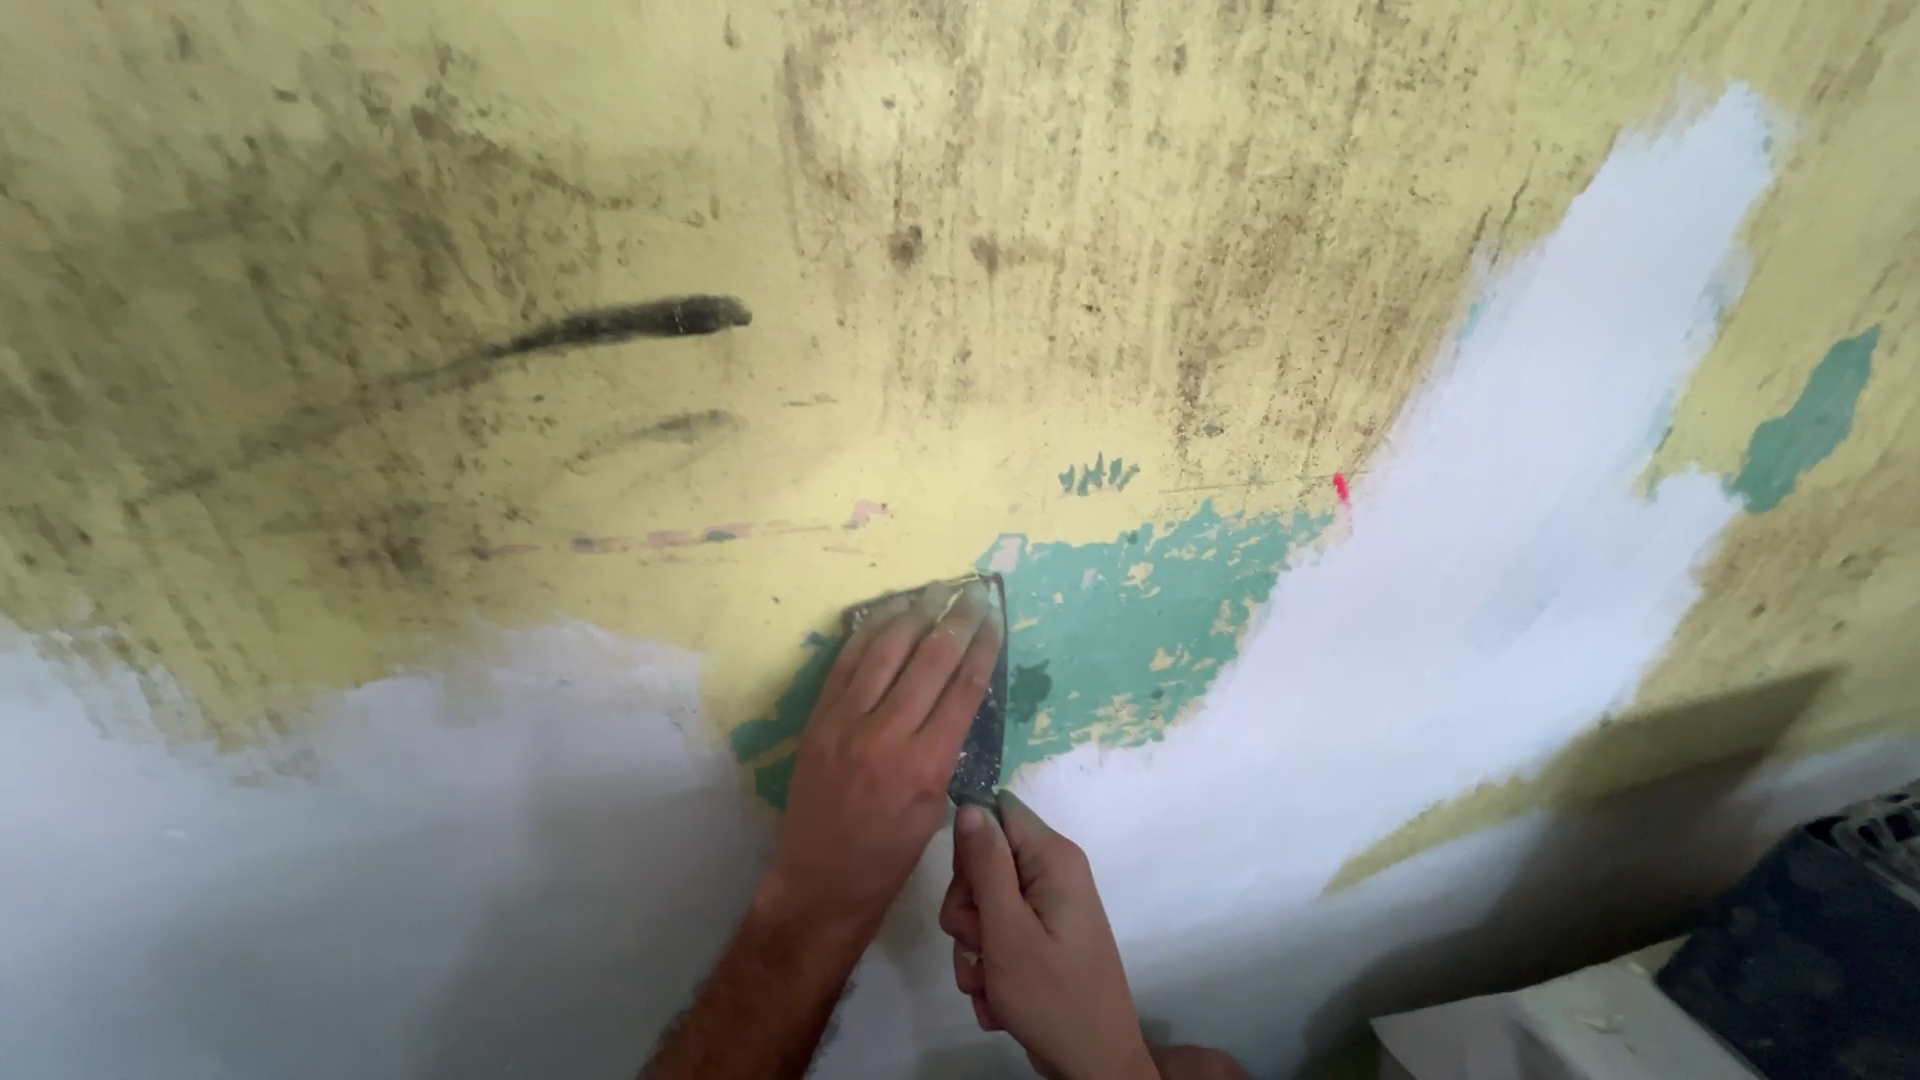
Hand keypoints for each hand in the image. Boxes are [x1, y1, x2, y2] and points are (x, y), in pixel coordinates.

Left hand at [757, 579, 1003, 935]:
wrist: (820, 881)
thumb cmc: (889, 855)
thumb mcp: (936, 806)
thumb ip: (948, 746)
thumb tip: (961, 691)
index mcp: (926, 765)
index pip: (964, 688)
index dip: (984, 646)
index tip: (996, 618)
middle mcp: (886, 735)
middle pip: (930, 659)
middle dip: (957, 620)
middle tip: (973, 592)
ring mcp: (845, 722)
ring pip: (885, 650)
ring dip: (914, 613)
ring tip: (935, 590)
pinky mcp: (817, 718)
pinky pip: (846, 663)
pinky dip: (869, 632)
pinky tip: (888, 612)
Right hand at [940, 793, 1156, 1079]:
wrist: (1094, 1068)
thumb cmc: (1052, 996)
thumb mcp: (1007, 929)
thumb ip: (986, 864)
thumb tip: (970, 807)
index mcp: (1053, 857)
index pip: (998, 811)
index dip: (971, 842)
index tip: (967, 884)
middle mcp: (1052, 872)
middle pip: (984, 861)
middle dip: (968, 907)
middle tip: (979, 943)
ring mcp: (1047, 907)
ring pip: (984, 904)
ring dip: (975, 945)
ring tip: (991, 981)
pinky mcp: (1041, 936)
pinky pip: (998, 933)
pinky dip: (990, 965)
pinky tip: (999, 996)